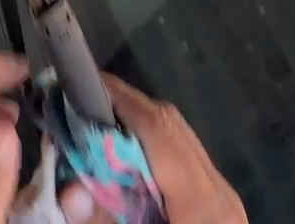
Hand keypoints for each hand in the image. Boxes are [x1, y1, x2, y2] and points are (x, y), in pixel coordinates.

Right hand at [57, 74, 247, 223]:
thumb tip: (69, 193)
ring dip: (139, 133)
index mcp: (202, 202)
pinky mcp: (220, 215)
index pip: (160, 130)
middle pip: (172, 130)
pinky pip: (185, 170)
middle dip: (126, 111)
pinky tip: (126, 174)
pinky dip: (153, 160)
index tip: (81, 84)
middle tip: (80, 107)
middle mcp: (220, 193)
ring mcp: (225, 204)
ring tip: (97, 134)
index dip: (120, 101)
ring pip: (181, 146)